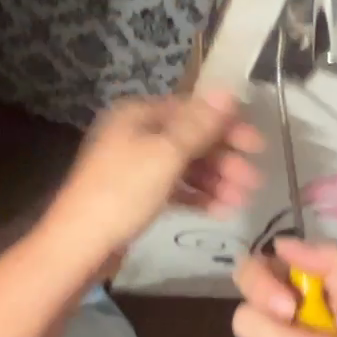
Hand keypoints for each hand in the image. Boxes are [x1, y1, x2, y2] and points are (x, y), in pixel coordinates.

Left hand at [40, 90, 263, 262]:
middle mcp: (136, 134)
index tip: (257, 146)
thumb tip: (228, 91)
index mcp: (139, 115)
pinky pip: (174, 189)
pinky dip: (197, 197)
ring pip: (185, 167)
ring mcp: (135, 167)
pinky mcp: (136, 196)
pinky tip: (220, 211)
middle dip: (224, 160)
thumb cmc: (123, 193)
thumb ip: (199, 125)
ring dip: (215, 181)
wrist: (79, 244)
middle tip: (253, 181)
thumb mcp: (165, 154)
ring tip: (241, 202)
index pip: (192, 111)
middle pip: (191, 140)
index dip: (227, 127)